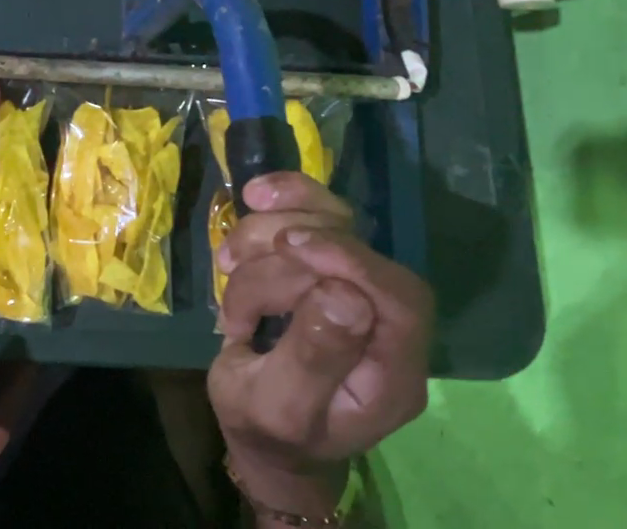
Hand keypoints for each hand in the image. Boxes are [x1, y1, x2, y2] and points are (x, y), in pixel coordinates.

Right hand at [207, 173, 432, 511]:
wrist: (261, 429)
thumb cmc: (267, 426)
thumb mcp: (277, 405)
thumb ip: (313, 358)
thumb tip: (344, 296)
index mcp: (392, 371)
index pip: (400, 298)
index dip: (351, 259)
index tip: (289, 245)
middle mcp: (387, 324)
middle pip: (357, 252)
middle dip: (283, 251)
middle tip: (229, 270)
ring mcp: (358, 287)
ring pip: (332, 224)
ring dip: (269, 229)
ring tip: (226, 260)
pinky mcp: (328, 265)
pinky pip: (316, 215)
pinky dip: (282, 202)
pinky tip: (251, 199)